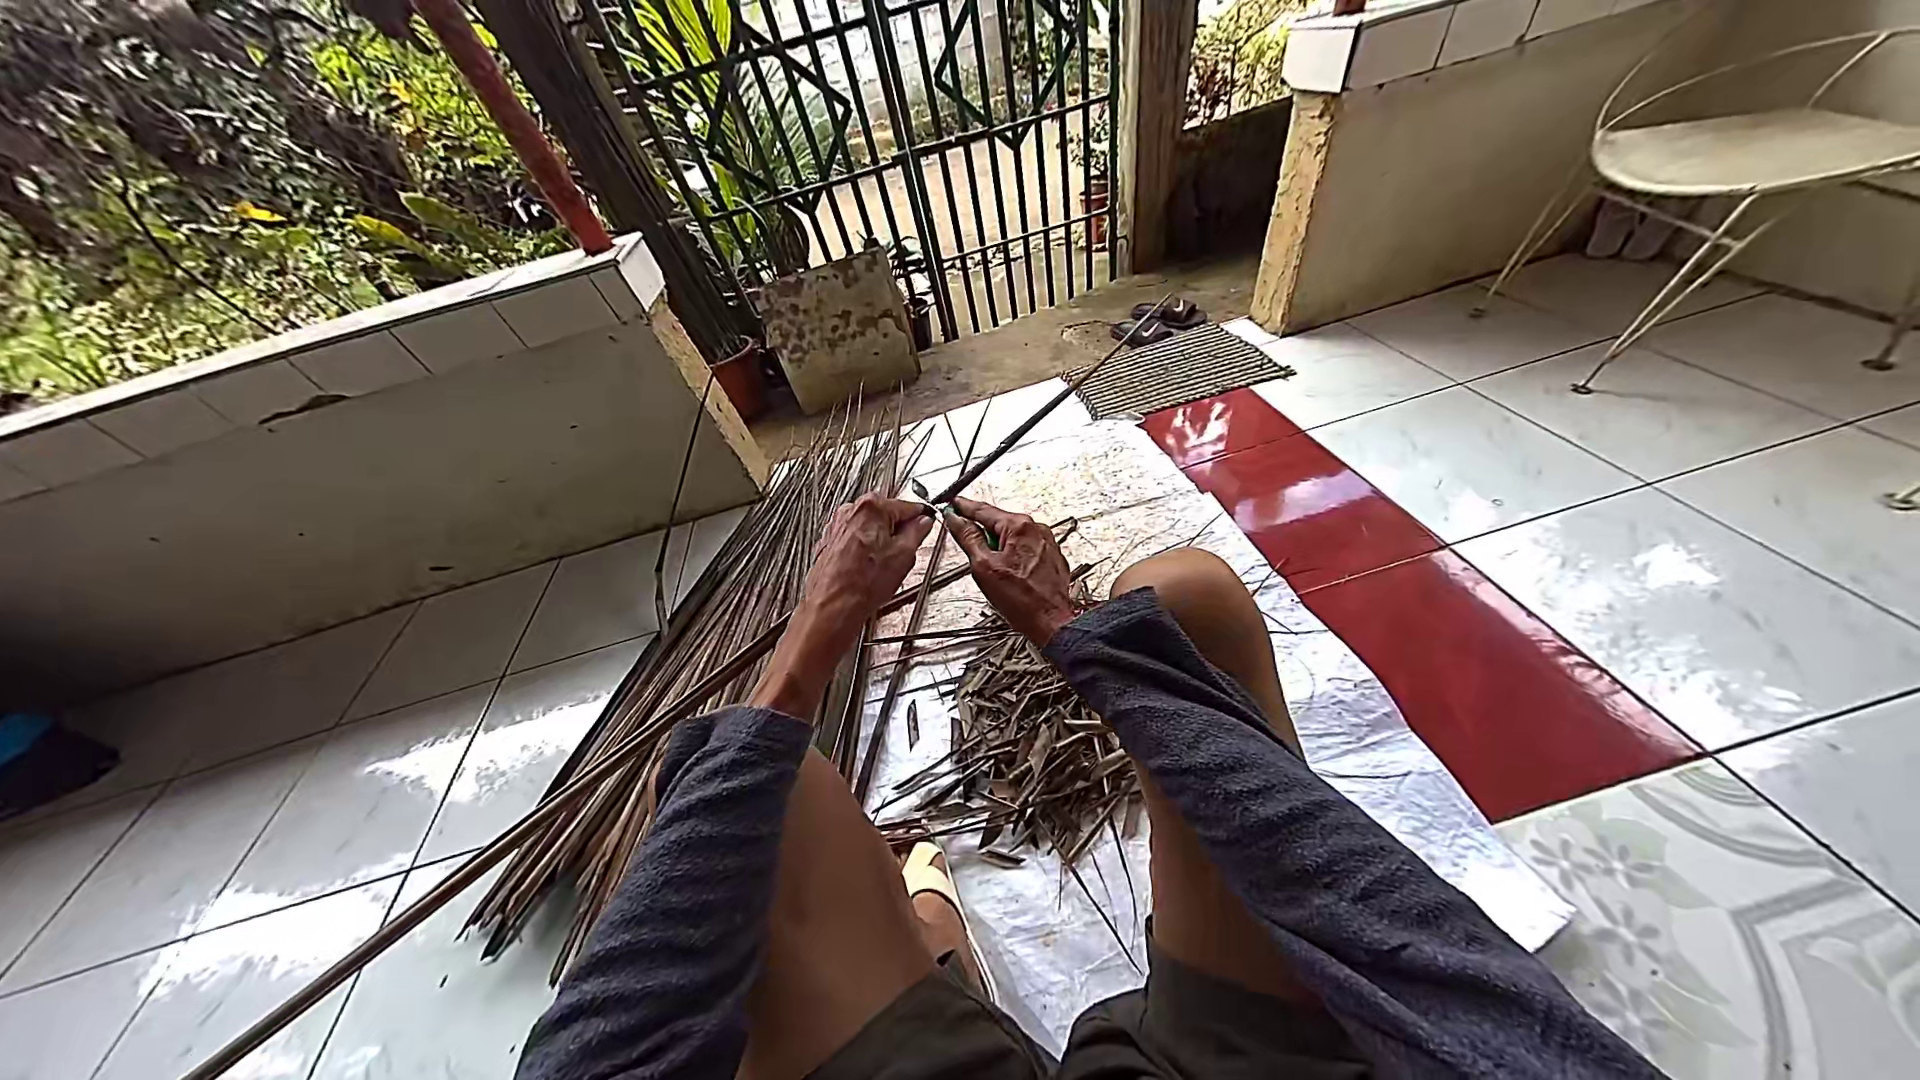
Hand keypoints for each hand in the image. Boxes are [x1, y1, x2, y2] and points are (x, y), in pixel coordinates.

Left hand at [751, 494, 934, 717]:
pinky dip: (864, 548)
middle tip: (907, 550)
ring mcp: (837, 525)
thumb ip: (917, 532)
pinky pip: (855, 538)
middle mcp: (851, 511)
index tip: (926, 524)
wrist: (833, 606)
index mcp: (872, 507)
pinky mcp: (829, 541)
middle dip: (898, 529)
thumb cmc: (861, 584)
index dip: (920, 517)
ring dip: (880, 539)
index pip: (907, 505)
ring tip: (886, 564)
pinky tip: (869, 568)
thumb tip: (923, 523)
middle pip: (885, 512)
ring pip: (869, 526)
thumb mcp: (904, 555)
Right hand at [944, 496, 1077, 646]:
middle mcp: (1036, 529)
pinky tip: (1010, 574)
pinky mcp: (1050, 555)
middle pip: (999, 522)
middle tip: (968, 546)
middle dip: (982, 532)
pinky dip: (1013, 555)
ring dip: (998, 546)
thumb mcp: (983, 566)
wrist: (1050, 622)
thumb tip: (956, 520)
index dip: (963, 507)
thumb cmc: (1023, 600)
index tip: (952, 504)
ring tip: (994, 571)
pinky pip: (1025, 547)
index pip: (983, 510)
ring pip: (1011, 536)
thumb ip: (968, 538)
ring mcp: (1045, 542)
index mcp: (1019, 527)